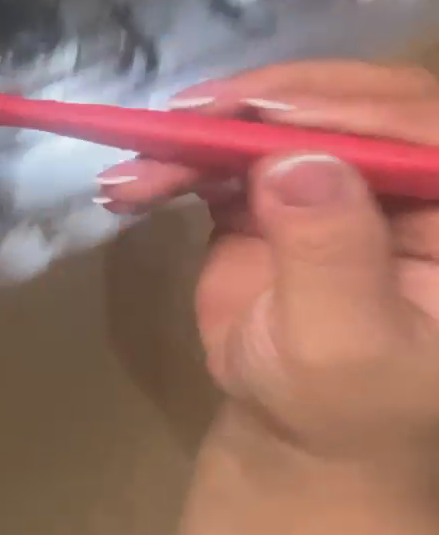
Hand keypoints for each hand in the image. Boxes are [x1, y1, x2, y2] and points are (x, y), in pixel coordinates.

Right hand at [99, 60, 438, 487]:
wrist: (299, 428)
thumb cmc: (344, 402)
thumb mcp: (342, 339)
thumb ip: (329, 253)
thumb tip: (299, 162)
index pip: (420, 132)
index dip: (342, 106)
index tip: (251, 107)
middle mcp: (409, 188)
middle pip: (344, 111)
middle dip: (255, 108)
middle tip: (176, 118)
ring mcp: (339, 189)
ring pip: (269, 130)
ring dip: (189, 145)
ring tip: (126, 180)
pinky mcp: (275, 196)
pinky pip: (221, 160)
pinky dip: (168, 167)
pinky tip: (126, 189)